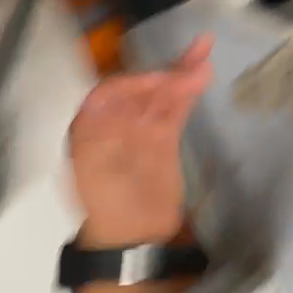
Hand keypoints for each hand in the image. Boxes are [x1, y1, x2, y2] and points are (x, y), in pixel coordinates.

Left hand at [67, 35, 212, 245]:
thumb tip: (131, 101)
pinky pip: (174, 111)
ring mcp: (141, 132)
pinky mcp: (163, 140)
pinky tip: (202, 73)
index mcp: (89, 131)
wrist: (134, 242)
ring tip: (204, 50)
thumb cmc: (111, 205)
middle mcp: (114, 125)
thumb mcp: (103, 167)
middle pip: (141, 90)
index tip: (162, 81)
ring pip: (162, 97)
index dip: (136, 82)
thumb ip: (119, 129)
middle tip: (197, 51)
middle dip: (167, 70)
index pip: (111, 93)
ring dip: (182, 73)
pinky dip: (188, 93)